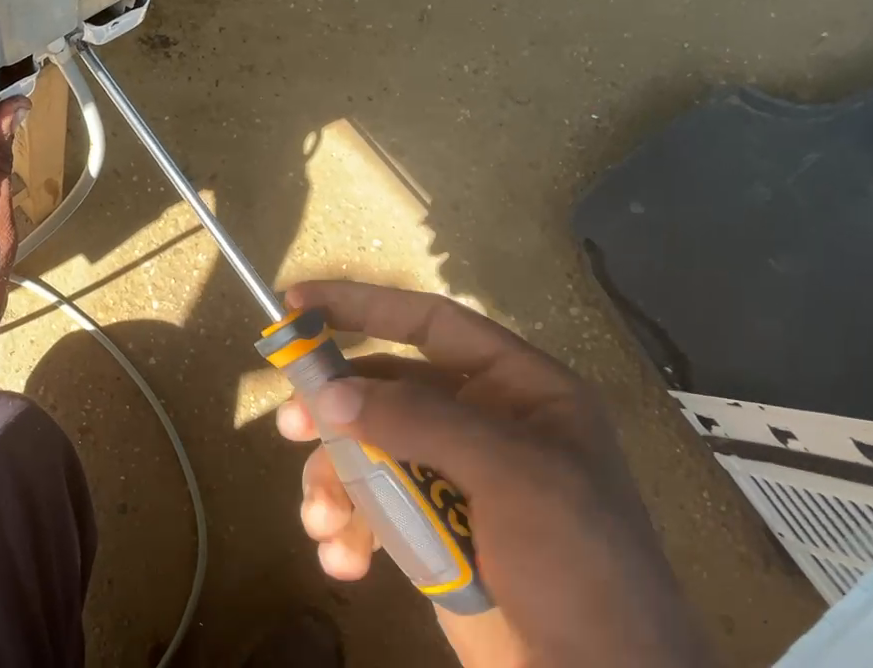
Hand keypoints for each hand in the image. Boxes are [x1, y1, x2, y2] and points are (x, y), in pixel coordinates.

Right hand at [274, 281, 713, 667]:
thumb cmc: (581, 568)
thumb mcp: (513, 478)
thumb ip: (420, 421)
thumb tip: (328, 393)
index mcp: (521, 391)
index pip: (431, 322)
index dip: (362, 306)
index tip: (295, 303)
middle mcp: (484, 424)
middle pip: (383, 388)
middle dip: (333, 411)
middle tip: (291, 427)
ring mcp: (453, 477)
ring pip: (364, 446)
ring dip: (333, 481)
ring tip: (322, 521)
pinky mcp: (431, 526)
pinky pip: (369, 502)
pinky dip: (346, 526)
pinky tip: (343, 559)